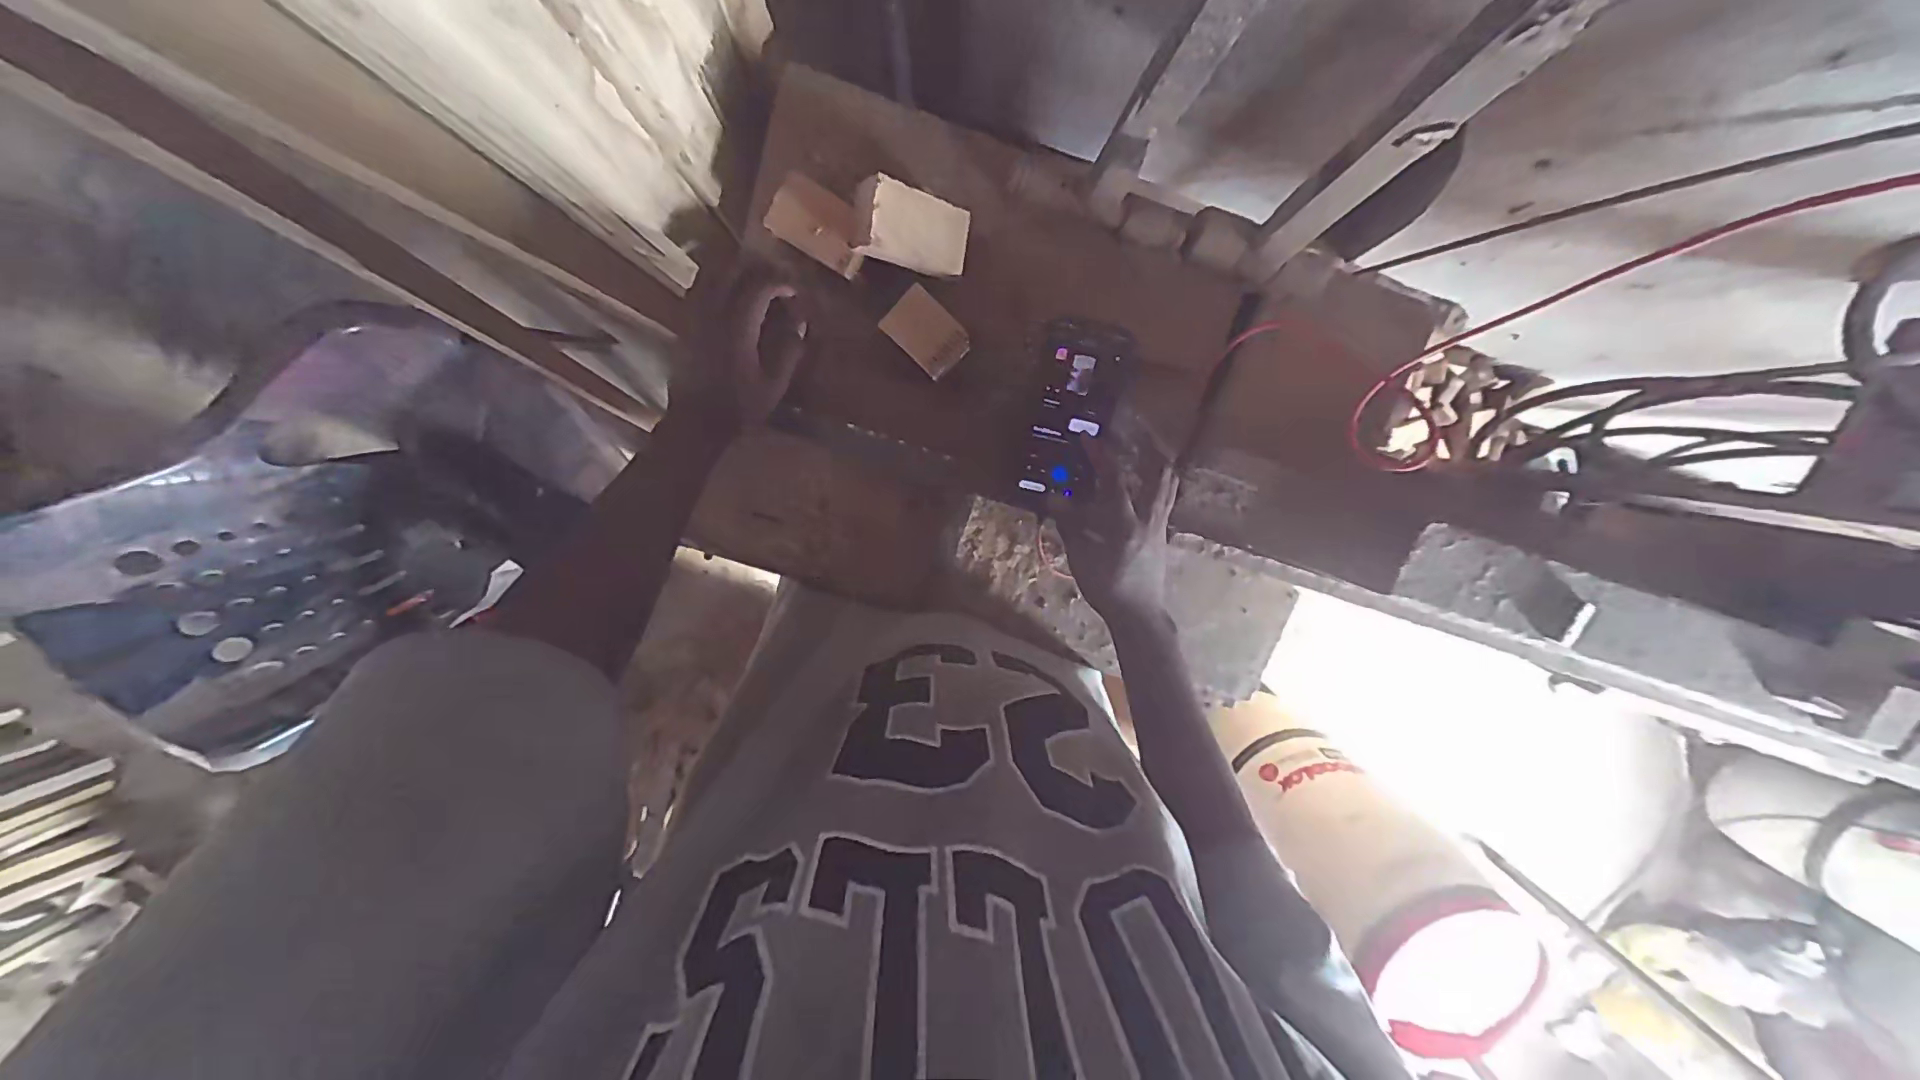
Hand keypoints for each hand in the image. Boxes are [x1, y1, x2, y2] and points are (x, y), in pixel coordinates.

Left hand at [671, 267, 809, 438]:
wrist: (696, 421)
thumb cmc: (739, 406)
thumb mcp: (774, 383)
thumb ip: (788, 349)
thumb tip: (799, 322)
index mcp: (737, 325)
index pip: (759, 284)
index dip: (781, 281)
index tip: (795, 290)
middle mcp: (712, 311)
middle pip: (734, 269)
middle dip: (759, 269)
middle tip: (778, 282)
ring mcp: (694, 314)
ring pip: (713, 273)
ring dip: (737, 272)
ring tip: (756, 285)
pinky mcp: (685, 322)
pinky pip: (701, 287)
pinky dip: (720, 283)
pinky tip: (734, 299)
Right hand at [1050, 435, 1178, 628]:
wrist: (1139, 613)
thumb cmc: (1107, 587)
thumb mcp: (1081, 557)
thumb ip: (1069, 524)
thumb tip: (1052, 497)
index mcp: (1125, 522)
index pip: (1114, 479)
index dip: (1100, 456)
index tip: (1088, 437)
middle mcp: (1149, 517)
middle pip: (1160, 473)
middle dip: (1148, 447)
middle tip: (1134, 433)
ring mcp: (1160, 525)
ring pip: (1168, 485)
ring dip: (1157, 463)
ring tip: (1146, 450)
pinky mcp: (1163, 534)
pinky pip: (1165, 500)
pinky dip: (1157, 484)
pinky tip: (1145, 484)